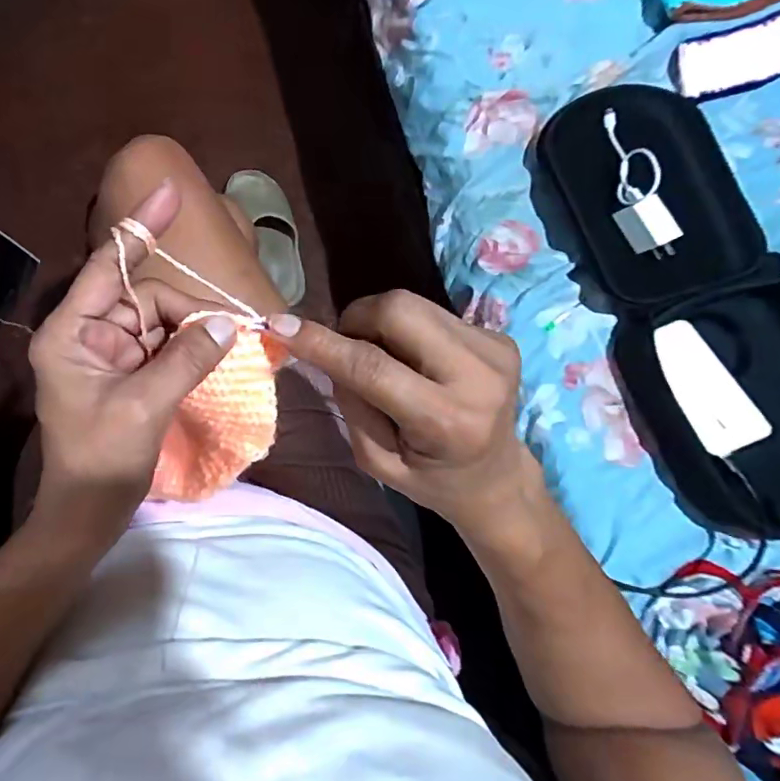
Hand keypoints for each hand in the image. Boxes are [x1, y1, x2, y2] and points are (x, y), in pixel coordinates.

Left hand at [29, 180, 236, 524]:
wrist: (86, 514)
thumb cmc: (101, 462)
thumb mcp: (144, 407)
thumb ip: (186, 359)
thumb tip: (228, 323)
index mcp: (70, 333)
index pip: (109, 265)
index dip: (142, 228)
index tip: (171, 190)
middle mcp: (85, 332)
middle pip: (144, 294)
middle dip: (187, 308)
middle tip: (233, 330)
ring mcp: (106, 351)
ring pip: (158, 318)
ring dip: (192, 328)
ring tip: (229, 345)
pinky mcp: (124, 371)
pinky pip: (161, 343)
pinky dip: (187, 346)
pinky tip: (213, 352)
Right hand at [269, 291, 559, 558]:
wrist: (496, 477)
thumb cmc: (427, 477)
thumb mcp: (374, 458)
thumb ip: (350, 402)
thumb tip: (325, 349)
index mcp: (446, 420)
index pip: (371, 367)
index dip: (322, 343)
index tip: (281, 326)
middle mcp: (479, 376)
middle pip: (398, 310)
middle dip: (356, 319)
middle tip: (345, 345)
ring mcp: (494, 350)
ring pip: (412, 303)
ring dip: (379, 322)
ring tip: (380, 354)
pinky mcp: (499, 336)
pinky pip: (430, 312)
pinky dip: (405, 329)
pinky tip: (412, 358)